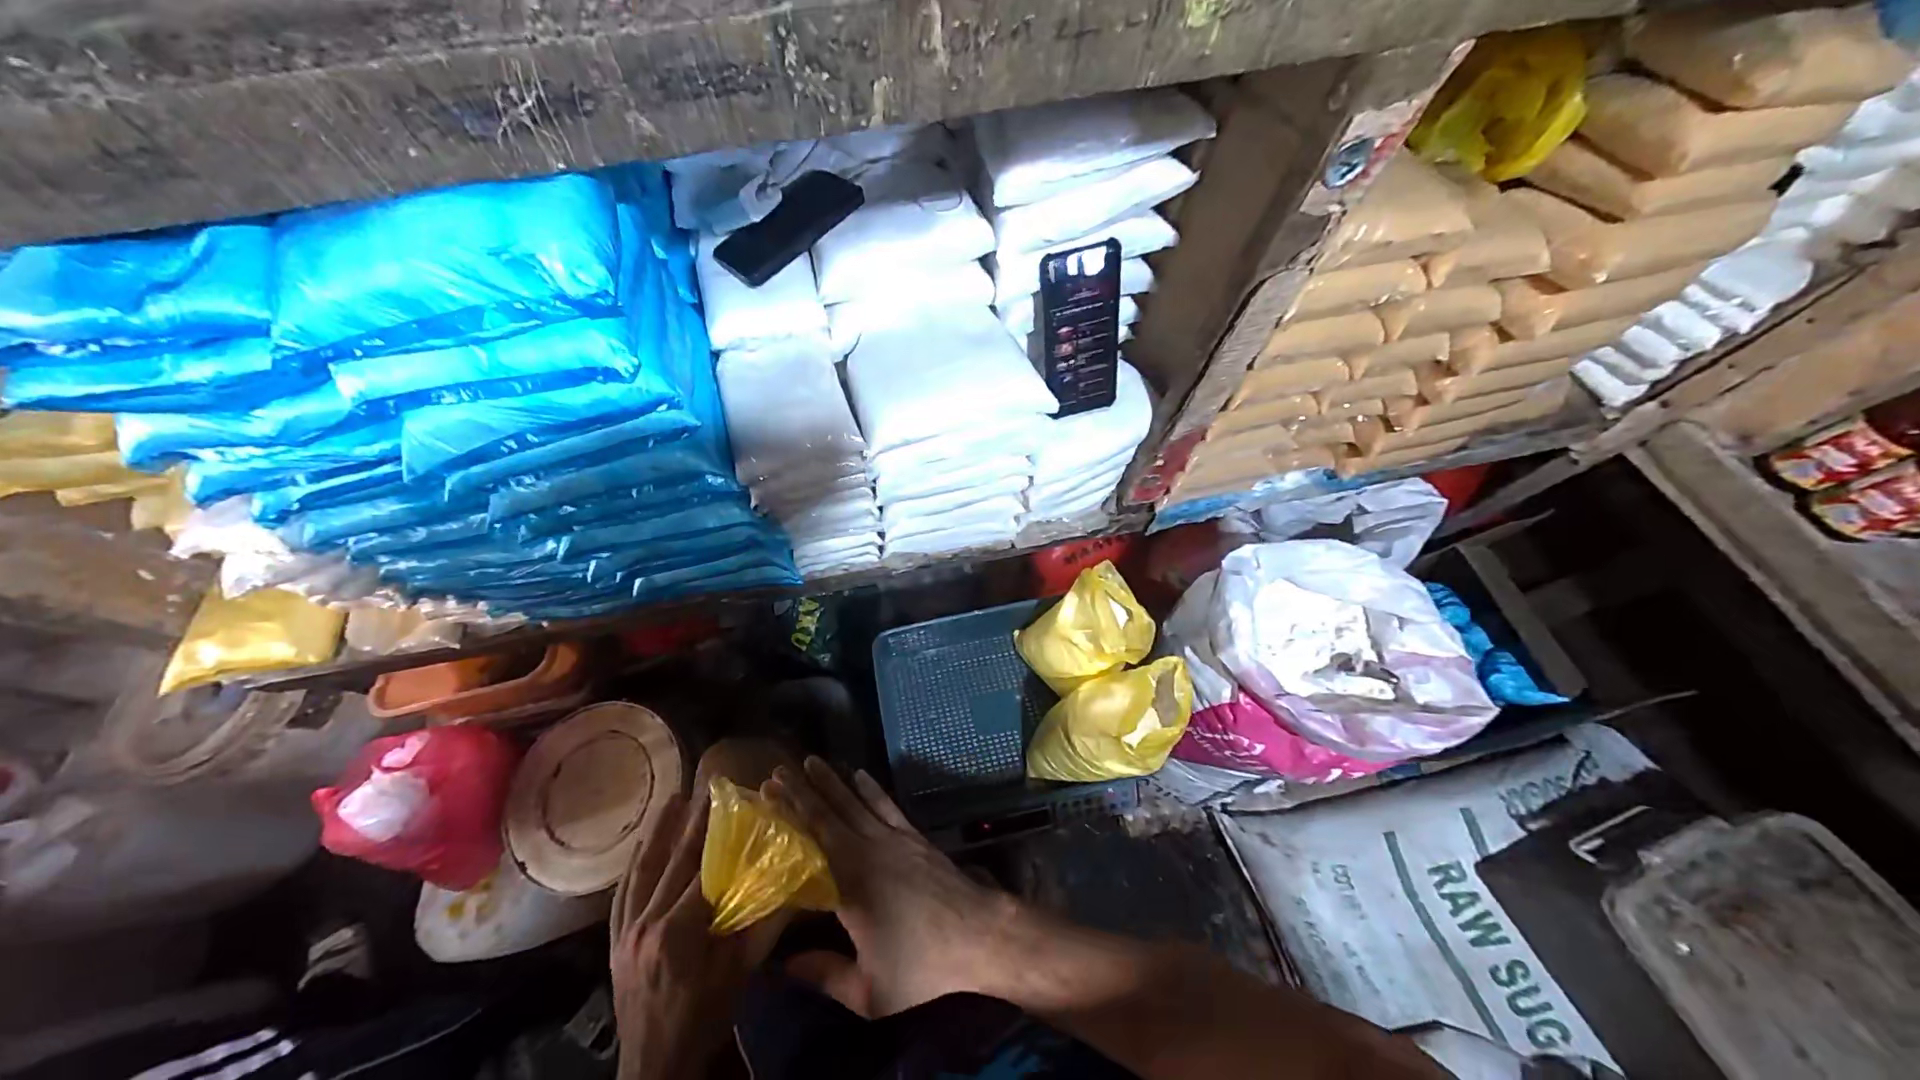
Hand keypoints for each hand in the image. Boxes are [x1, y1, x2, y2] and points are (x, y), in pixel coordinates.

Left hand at [609, 793, 755, 1079]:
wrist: (656, 1065)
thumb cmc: (705, 1017)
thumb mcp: (741, 972)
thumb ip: (766, 924)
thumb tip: (793, 880)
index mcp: (678, 932)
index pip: (702, 872)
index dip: (720, 837)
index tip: (734, 805)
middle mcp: (646, 925)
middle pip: (673, 864)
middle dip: (692, 824)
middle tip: (708, 789)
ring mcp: (625, 932)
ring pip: (642, 872)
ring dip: (659, 834)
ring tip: (673, 800)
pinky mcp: (615, 941)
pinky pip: (623, 894)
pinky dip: (635, 864)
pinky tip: (645, 845)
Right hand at [766, 757, 1028, 1015]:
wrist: (981, 936)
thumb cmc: (924, 968)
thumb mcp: (869, 991)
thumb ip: (824, 976)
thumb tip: (782, 966)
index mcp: (849, 887)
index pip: (808, 845)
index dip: (786, 819)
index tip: (765, 796)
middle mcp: (868, 853)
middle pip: (828, 816)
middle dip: (801, 792)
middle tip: (777, 771)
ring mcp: (893, 840)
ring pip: (855, 803)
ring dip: (831, 782)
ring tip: (810, 761)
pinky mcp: (914, 837)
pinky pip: (886, 805)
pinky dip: (871, 788)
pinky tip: (859, 774)